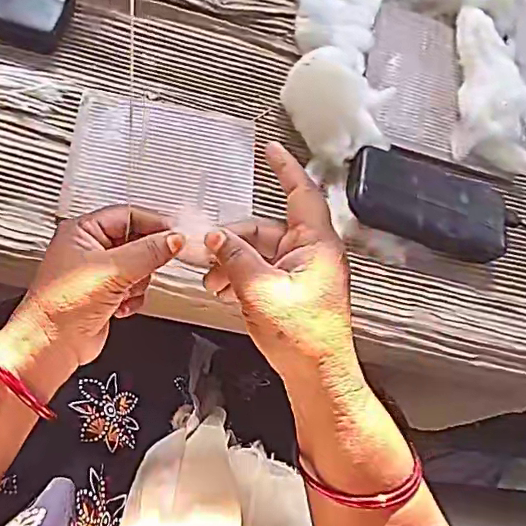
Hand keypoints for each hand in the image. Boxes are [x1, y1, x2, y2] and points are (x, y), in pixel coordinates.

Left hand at [9, 206, 183, 373]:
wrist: (51, 346)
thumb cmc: (61, 306)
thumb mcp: (112, 270)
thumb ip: (148, 251)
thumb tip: (173, 239)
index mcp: (82, 231)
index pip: (127, 215)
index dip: (153, 224)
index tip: (174, 235)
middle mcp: (89, 249)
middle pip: (137, 242)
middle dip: (143, 261)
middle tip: (143, 269)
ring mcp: (98, 273)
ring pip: (140, 267)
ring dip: (137, 283)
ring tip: (122, 292)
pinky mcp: (106, 295)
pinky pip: (135, 288)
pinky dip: (133, 298)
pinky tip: (119, 305)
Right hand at [202, 142, 361, 391]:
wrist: (317, 376)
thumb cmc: (306, 339)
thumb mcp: (259, 291)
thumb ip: (235, 258)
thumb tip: (217, 238)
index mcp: (315, 245)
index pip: (301, 193)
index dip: (285, 168)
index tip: (272, 150)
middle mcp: (310, 254)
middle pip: (264, 229)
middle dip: (232, 240)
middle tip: (207, 250)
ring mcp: (300, 273)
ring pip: (258, 252)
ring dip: (232, 262)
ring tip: (214, 280)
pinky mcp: (291, 290)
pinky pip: (260, 271)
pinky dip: (239, 277)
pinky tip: (225, 290)